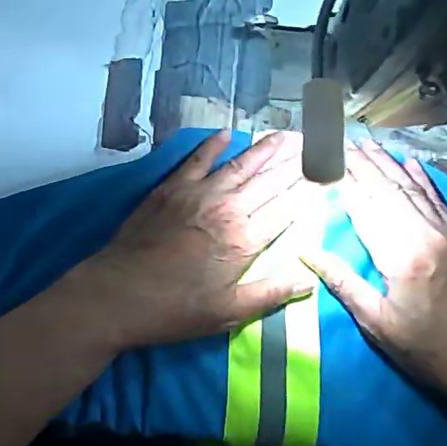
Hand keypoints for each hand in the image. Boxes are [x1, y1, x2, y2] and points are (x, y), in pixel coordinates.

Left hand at [63, 131, 315, 349]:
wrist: (116, 294)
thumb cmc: (173, 310)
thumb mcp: (227, 312)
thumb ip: (269, 294)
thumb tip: (308, 282)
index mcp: (245, 240)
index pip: (288, 207)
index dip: (311, 188)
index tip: (330, 173)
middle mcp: (227, 208)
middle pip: (269, 180)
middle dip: (296, 161)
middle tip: (317, 142)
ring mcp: (197, 193)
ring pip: (239, 165)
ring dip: (264, 149)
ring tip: (286, 134)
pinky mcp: (170, 189)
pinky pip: (196, 160)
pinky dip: (211, 145)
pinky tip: (226, 133)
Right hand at [304, 141, 446, 424]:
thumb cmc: (429, 350)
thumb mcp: (377, 323)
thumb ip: (343, 283)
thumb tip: (306, 252)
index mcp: (401, 254)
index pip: (364, 207)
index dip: (342, 182)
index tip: (323, 160)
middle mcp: (425, 234)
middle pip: (388, 190)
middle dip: (363, 164)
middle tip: (340, 142)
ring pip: (412, 190)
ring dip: (387, 165)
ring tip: (367, 144)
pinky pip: (437, 201)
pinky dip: (422, 180)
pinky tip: (411, 164)